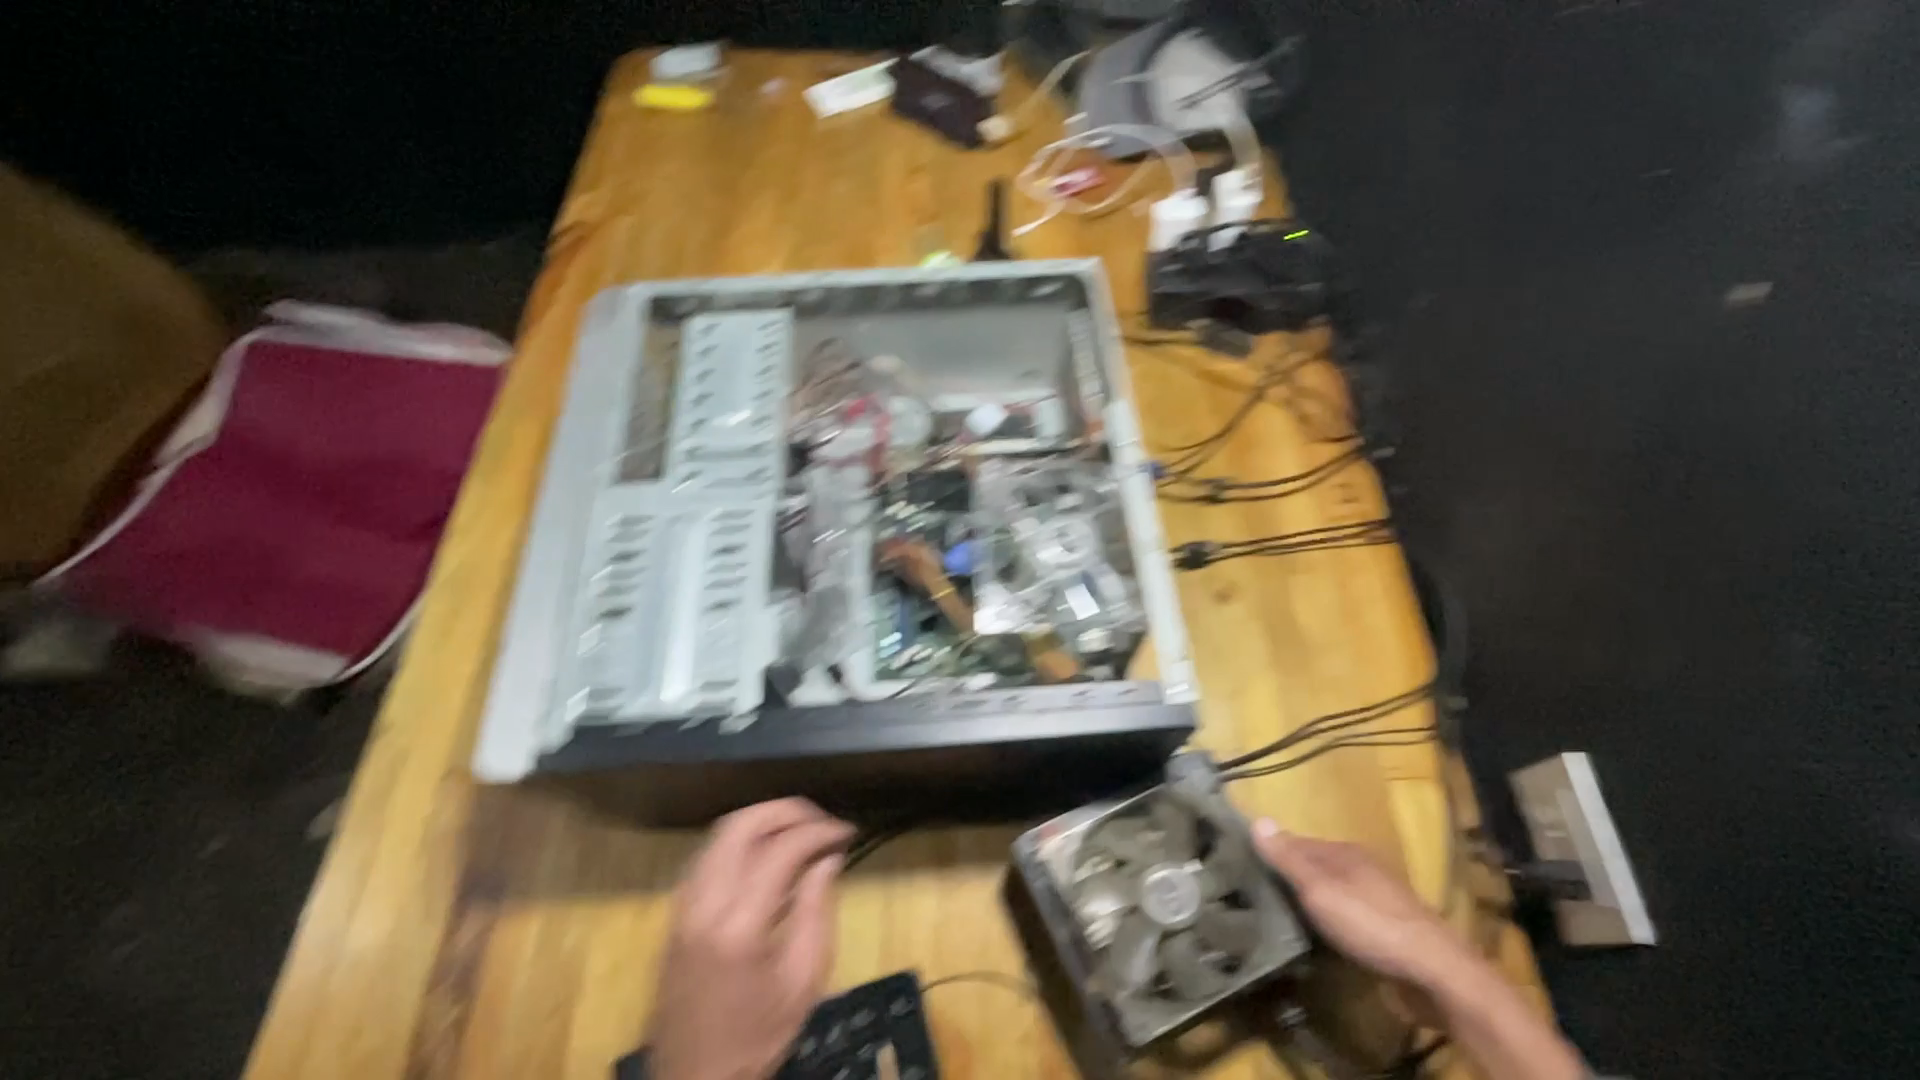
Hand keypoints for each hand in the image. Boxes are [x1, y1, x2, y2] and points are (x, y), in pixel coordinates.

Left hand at [648, 799, 855, 1079]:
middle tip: (821, 822)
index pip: (781, 850)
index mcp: (739, 926)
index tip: (846, 832)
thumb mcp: (803, 981)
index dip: (819, 831)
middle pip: (741, 825)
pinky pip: (706, 856)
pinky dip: (738, 842)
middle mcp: (703, 904)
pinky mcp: (675, 914)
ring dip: (761, 822)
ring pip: (718, 834)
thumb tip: (827, 858)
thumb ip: (816, 911)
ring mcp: (682, 907)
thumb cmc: (757, 1037)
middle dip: (787, 812)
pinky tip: (764, 857)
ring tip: (799, 833)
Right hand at [1251, 820, 1469, 988]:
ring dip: (1311, 901)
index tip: (1243, 868)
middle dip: (1291, 877)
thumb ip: (1288, 858)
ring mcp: (1379, 897)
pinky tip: (1320, 936)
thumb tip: (1257, 818)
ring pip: (1333, 891)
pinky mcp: (1389, 927)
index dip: (1271, 853)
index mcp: (1345, 851)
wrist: (1435, 971)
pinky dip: (1331, 920)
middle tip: (1256, 896)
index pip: (1296, 842)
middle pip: (1315, 866)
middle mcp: (1362, 867)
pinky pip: (1348, 915)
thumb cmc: (1370, 923)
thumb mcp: (1319, 889)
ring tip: (1282, 918)